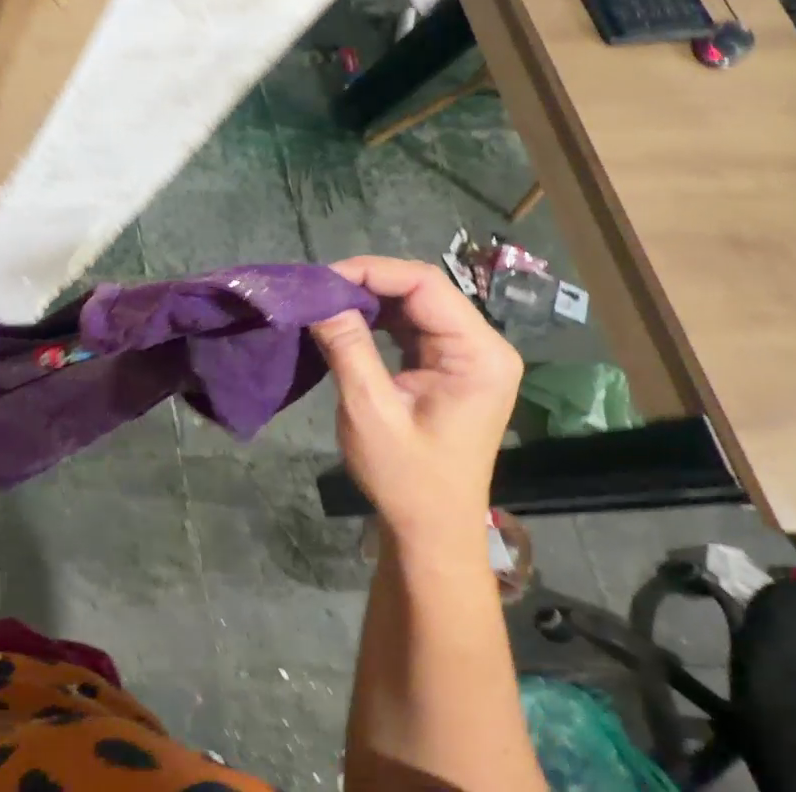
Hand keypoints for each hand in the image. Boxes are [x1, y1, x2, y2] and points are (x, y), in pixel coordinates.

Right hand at [309, 256, 522, 546]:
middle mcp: (482, 347)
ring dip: (367, 299)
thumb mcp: (369, 409)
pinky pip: (410, 327)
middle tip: (312, 290)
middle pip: (423, 289)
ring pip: (414, 304)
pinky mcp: (447, 367)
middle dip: (365, 282)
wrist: (430, 523)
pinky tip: (342, 322)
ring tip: (320, 303)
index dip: (371, 272)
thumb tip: (318, 299)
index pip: (426, 285)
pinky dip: (374, 319)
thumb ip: (348, 348)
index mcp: (478, 354)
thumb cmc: (405, 473)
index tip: (319, 281)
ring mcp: (467, 357)